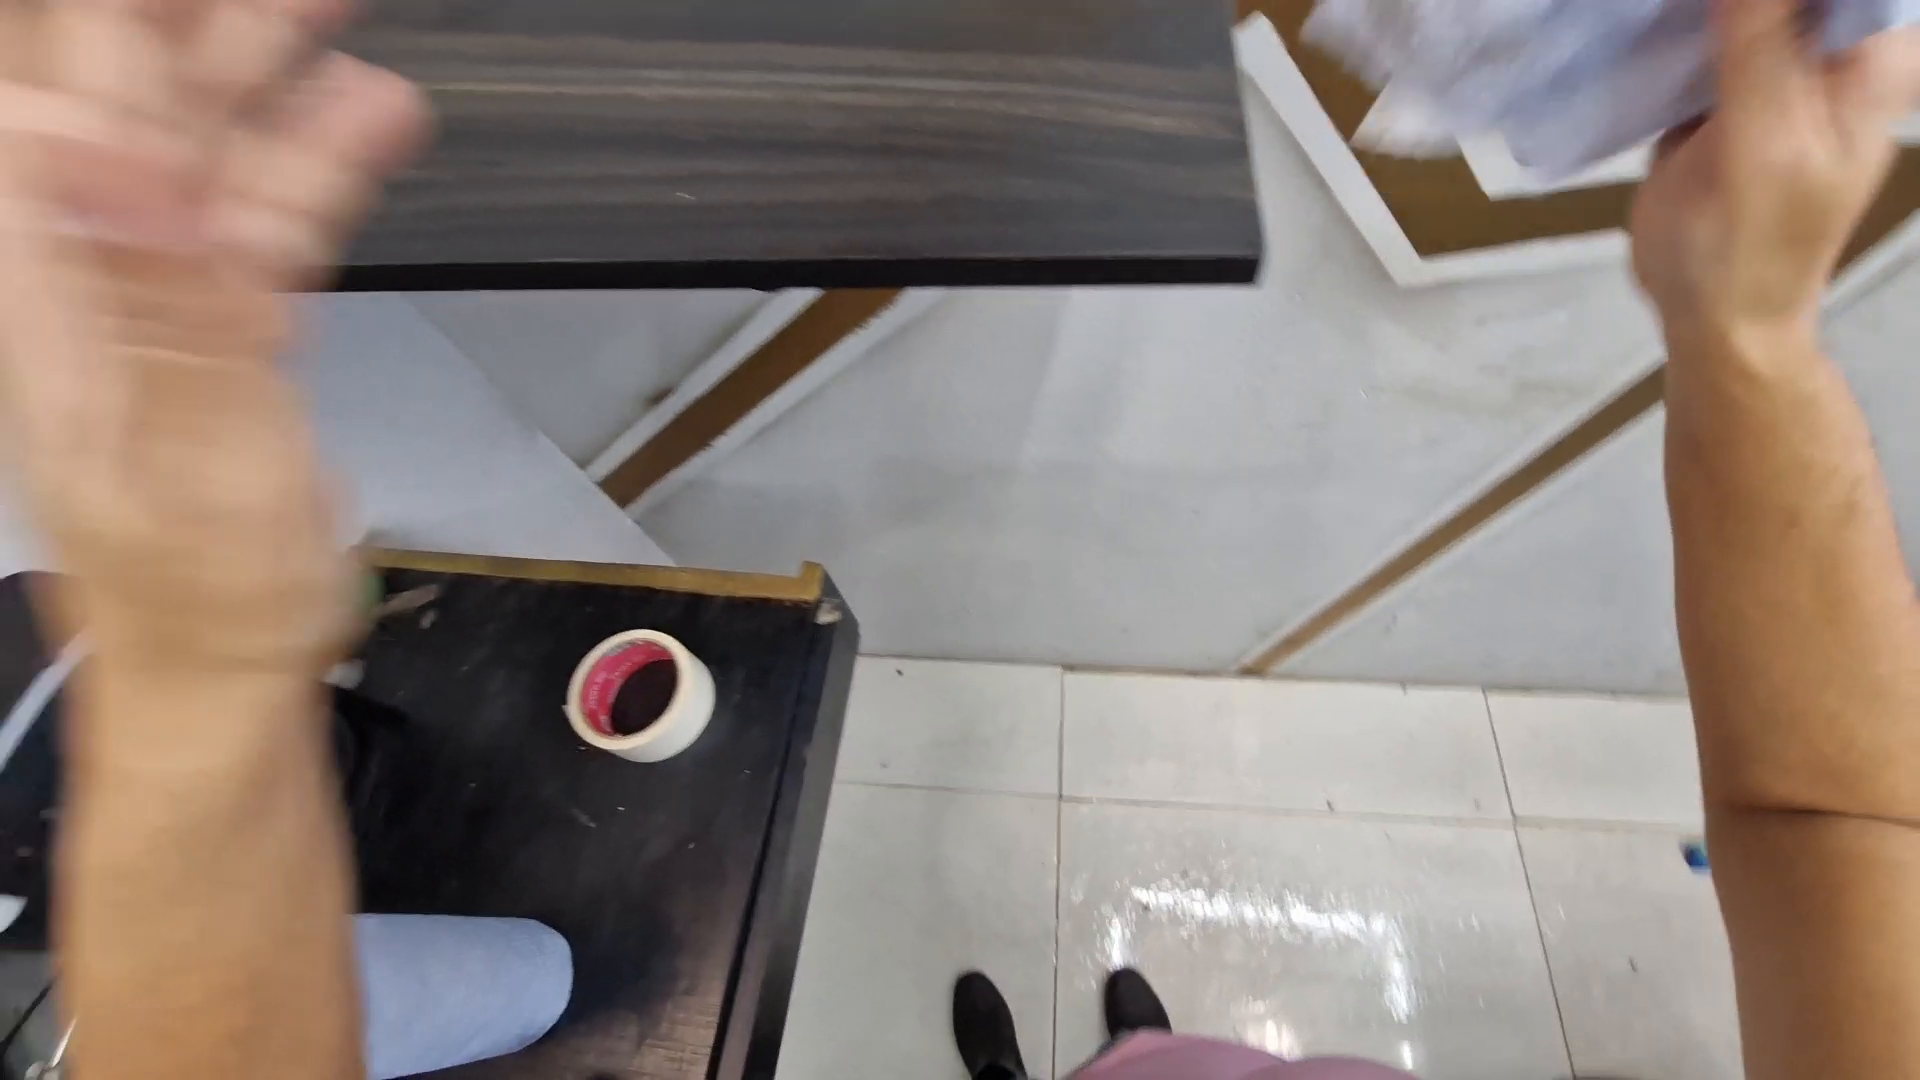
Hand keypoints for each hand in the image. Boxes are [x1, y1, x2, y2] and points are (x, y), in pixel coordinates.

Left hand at [0, 0, 427, 671]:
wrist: (225, 639)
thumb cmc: (204, 577)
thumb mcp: (192, 455)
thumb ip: (166, 313)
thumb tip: (110, 160)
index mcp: (48, 278)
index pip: (62, 92)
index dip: (108, 22)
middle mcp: (90, 260)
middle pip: (128, 93)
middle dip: (194, 19)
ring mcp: (165, 286)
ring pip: (207, 143)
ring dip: (267, 70)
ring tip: (335, 13)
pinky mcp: (230, 317)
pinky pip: (270, 215)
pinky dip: (320, 163)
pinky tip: (367, 126)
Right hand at [1630, 0, 1919, 338]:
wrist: (1710, 317)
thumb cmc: (1741, 243)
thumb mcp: (1760, 141)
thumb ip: (1759, 48)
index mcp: (1869, 56)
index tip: (1704, 6)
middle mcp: (1827, 61)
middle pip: (1786, 7)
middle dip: (1725, 8)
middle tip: (1664, 11)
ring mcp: (1766, 89)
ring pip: (1739, 22)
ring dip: (1697, 20)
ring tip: (1651, 19)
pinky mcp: (1715, 119)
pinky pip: (1700, 62)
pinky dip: (1673, 50)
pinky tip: (1645, 44)